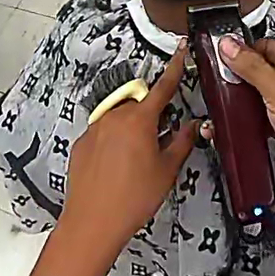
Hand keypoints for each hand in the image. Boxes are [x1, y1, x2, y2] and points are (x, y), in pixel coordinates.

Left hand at [59, 46, 201, 256]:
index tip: (180, 50)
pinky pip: (104, 133)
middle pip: (141, 105)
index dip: (175, 67)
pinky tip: (119, 167)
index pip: (163, 86)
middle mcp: (115, 118)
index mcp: (140, 120)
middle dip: (153, 116)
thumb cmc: (131, 199)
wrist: (92, 224)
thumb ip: (182, 141)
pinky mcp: (82, 144)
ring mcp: (95, 130)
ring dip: (133, 130)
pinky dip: (115, 142)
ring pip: (121, 119)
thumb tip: (192, 126)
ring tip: (138, 160)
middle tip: (161, 140)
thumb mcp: (167, 170)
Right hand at [217, 37, 274, 193]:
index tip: (220, 58)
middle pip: (262, 69)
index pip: (263, 44)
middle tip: (223, 85)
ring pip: (263, 94)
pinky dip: (255, 119)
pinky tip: (246, 125)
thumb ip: (252, 66)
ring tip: (230, 105)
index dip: (241, 50)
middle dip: (241, 77)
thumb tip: (230, 45)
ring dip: (247, 100)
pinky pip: (268, 115)